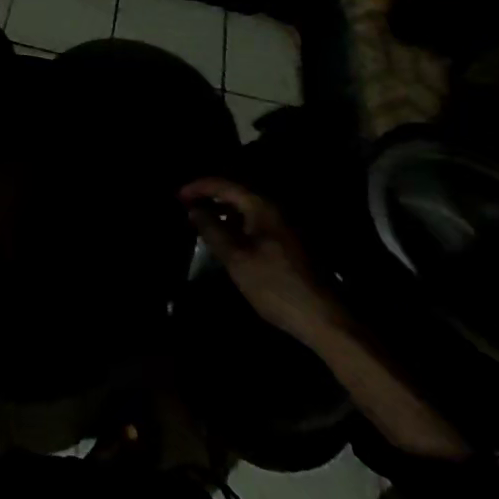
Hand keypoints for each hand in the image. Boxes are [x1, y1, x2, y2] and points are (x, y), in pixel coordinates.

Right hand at [179, 178, 344, 344]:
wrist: (321, 313)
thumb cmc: (274, 285)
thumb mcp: (236, 259)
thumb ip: (213, 231)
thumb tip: (194, 209)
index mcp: (261, 205)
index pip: (225, 184)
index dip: (199, 187)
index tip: (178, 196)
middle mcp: (273, 207)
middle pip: (236, 192)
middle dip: (210, 197)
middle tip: (186, 207)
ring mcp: (283, 223)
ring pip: (246, 209)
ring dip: (223, 212)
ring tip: (200, 223)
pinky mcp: (286, 239)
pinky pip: (254, 222)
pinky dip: (236, 225)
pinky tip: (225, 240)